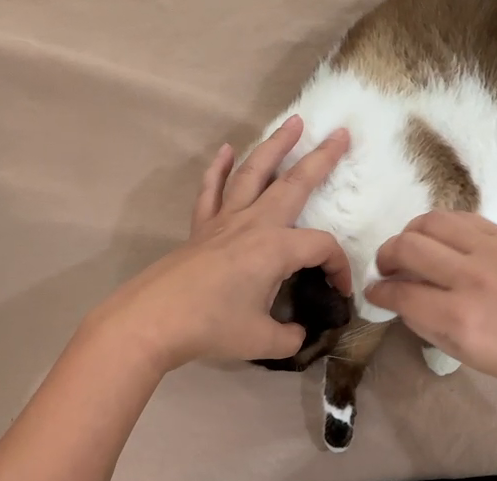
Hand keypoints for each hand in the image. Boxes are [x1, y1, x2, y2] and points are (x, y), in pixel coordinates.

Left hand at [81, 116, 351, 372]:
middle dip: (320, 158)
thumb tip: (298, 334)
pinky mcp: (201, 229)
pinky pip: (211, 190)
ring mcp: (224, 221)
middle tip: (341, 133)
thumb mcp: (263, 342)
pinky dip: (219, 168)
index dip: (338, 268)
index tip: (339, 293)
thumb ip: (290, 337)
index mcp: (276, 249)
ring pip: (253, 173)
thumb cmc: (213, 328)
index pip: (321, 247)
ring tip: (293, 123)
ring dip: (275, 146)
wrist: (156, 320)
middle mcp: (253, 224)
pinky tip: (226, 150)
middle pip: (293, 184)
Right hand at [365, 212, 496, 386]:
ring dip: (410, 234)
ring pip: (432, 222)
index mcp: (456, 316)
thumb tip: (399, 299)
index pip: (399, 293)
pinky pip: (462, 218)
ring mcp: (490, 251)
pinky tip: (440, 240)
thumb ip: (424, 323)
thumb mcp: (459, 352)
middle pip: (408, 248)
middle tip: (386, 267)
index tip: (374, 293)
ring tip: (410, 247)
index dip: (378, 293)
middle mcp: (469, 277)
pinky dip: (442, 227)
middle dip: (386, 257)